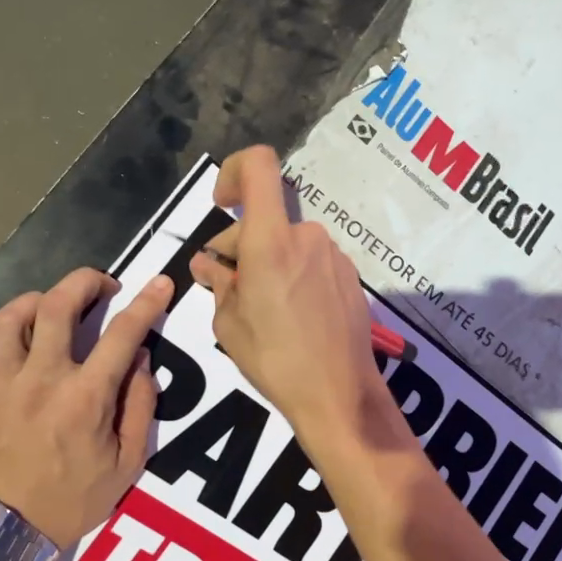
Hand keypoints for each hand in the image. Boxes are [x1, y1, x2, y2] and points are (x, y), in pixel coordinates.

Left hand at [0, 269, 172, 547]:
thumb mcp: (126, 467)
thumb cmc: (69, 503)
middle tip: (100, 287)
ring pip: (8, 317)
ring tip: (48, 309)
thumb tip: (141, 362)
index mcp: (86, 397)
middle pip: (59, 305)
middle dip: (85, 282)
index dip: (147, 303)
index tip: (159, 283)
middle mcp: (40, 379)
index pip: (124, 334)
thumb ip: (138, 409)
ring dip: (35, 302)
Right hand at [189, 146, 388, 439]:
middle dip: (241, 246)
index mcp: (272, 241)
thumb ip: (219, 282)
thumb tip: (210, 264)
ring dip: (269, 263)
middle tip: (227, 287)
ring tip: (260, 309)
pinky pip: (312, 263)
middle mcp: (308, 237)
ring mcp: (335, 257)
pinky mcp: (351, 278)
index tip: (222, 204)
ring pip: (289, 244)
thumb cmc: (275, 360)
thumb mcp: (229, 323)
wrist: (339, 395)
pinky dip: (294, 276)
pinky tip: (291, 316)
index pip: (258, 166)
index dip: (234, 171)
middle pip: (267, 219)